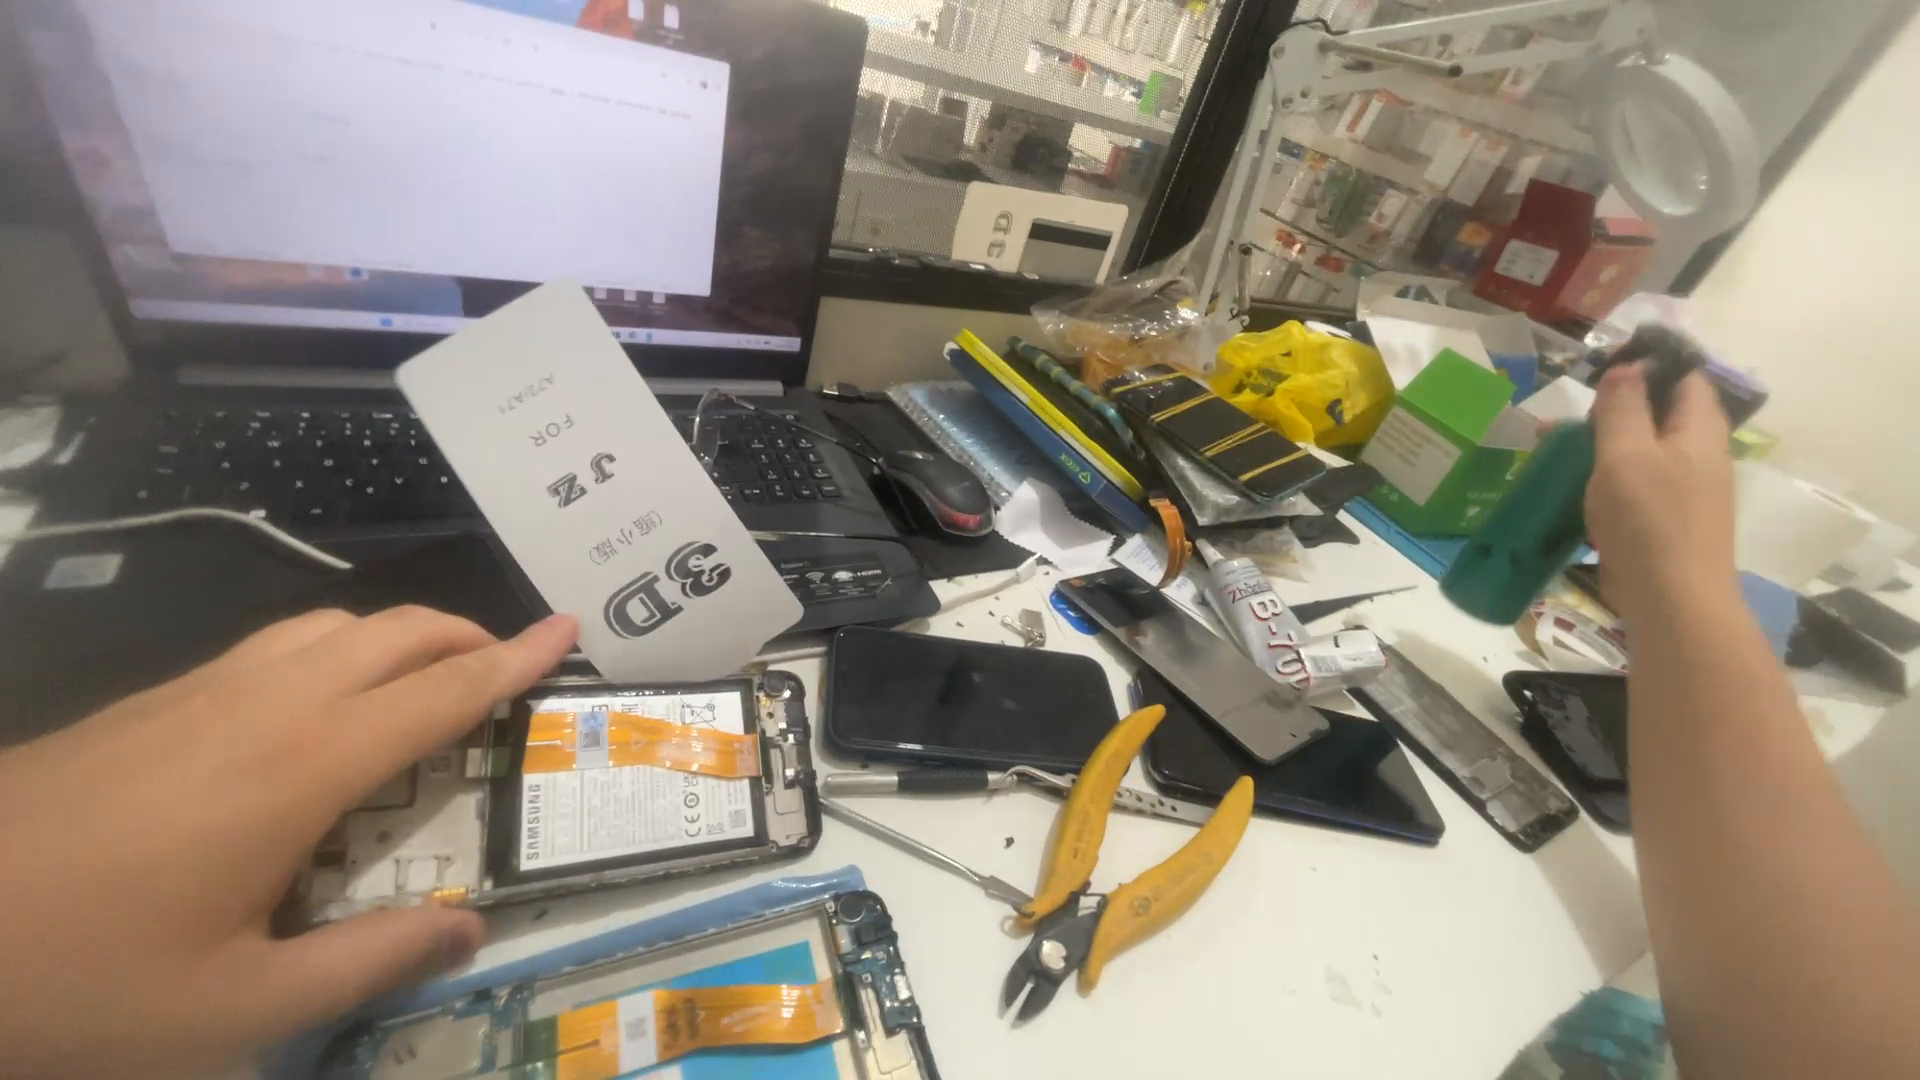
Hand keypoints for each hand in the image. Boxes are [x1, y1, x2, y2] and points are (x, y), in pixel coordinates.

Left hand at [0, 606, 578, 1078]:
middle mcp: (269, 704)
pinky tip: (317, 708)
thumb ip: (368, 963)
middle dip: (469, 636)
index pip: (446, 690)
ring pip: (337, 625)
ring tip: (423, 682)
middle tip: (504, 672)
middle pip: (399, 631)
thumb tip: (470, 930)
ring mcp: (201, 692)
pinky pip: (278, 644)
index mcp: (307, 763)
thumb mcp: (226, 1009)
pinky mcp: (148, 702)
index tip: (567, 628)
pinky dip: (339, 650)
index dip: (518, 658)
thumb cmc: (60, 981)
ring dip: (404, 637)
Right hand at [1585, 363, 1735, 618]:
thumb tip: (1626, 367)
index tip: (1598, 367)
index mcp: (1698, 431)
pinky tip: (1569, 486)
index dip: (1647, 365)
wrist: (1671, 596)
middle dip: (1611, 408)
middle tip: (1561, 415)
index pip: (1684, 378)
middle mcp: (1698, 453)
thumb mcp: (1626, 456)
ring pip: (1639, 449)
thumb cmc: (1648, 520)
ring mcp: (1682, 487)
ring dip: (1599, 443)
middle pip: (1658, 413)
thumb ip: (1623, 410)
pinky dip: (1600, 474)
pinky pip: (1630, 480)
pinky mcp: (1662, 515)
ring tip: (1551, 448)